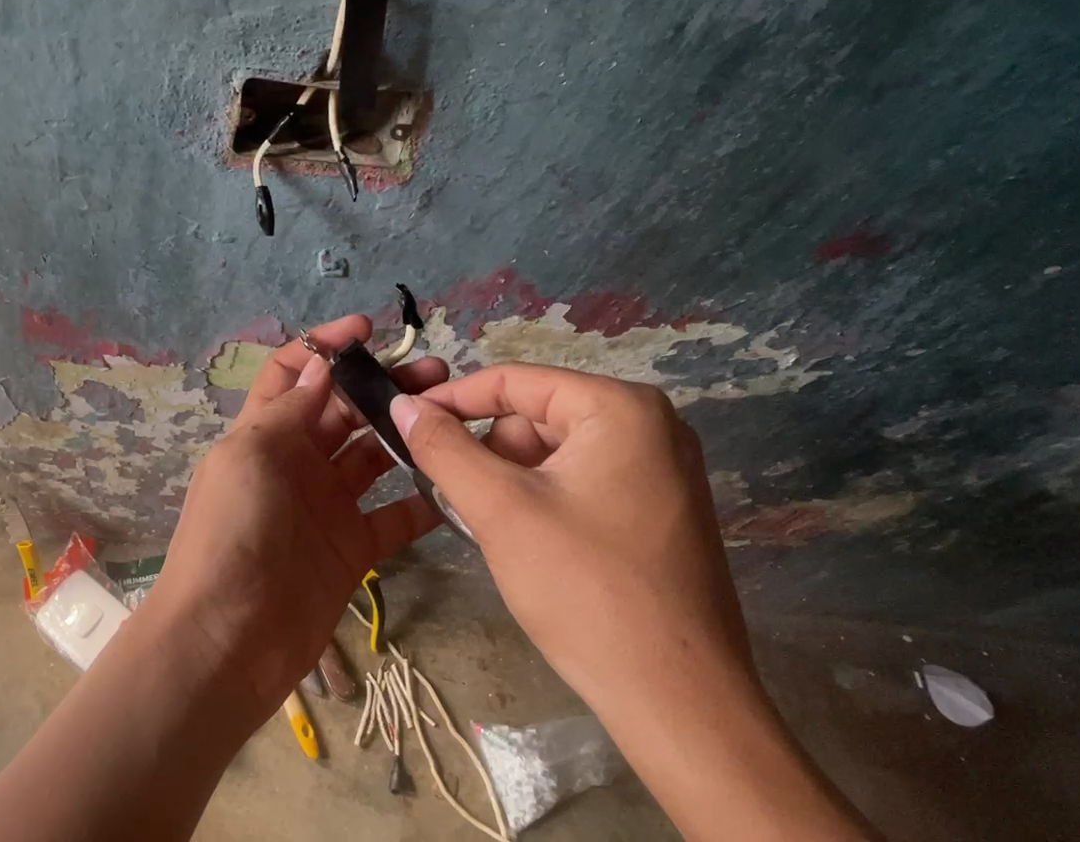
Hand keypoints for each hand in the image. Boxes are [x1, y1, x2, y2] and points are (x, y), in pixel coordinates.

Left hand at [147, 315, 447, 713]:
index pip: (293, 374)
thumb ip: (289, 411)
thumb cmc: (231, 535)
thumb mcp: (250, 458)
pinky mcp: (353, 548)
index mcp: (264, 434)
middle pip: (343, 411)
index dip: (325, 347)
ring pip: (374, 457)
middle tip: (436, 373)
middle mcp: (296, 463)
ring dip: (408, 435)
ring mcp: (326, 506)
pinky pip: (395, 516)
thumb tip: (321, 366)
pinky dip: (423, 499)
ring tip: (454, 414)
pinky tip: (456, 481)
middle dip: (382, 387)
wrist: (227, 638)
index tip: (368, 330)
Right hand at [391, 364, 877, 840]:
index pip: (513, 381)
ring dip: (508, 481)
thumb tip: (402, 406)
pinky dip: (540, 501)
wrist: (677, 698)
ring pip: (552, 453)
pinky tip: (525, 543)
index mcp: (620, 408)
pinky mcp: (660, 511)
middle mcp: (651, 426)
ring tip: (489, 528)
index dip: (451, 401)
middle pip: (533, 417)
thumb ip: (443, 447)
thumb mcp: (498, 508)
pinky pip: (580, 482)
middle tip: (453, 497)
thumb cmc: (584, 588)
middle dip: (486, 453)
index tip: (402, 424)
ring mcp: (662, 471)